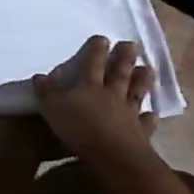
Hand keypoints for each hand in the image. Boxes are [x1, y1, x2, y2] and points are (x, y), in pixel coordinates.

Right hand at [34, 35, 155, 166]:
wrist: (113, 155)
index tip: (103, 38)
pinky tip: (153, 114)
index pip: (93, 63)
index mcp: (90, 86)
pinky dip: (150, 117)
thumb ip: (46, 92)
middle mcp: (112, 94)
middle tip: (132, 44)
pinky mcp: (141, 132)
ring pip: (136, 92)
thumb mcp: (53, 108)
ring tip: (148, 68)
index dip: (97, 50)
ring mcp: (129, 113)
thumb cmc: (79, 128)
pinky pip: (146, 122)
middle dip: (124, 58)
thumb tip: (39, 76)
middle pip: (119, 73)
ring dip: (142, 80)